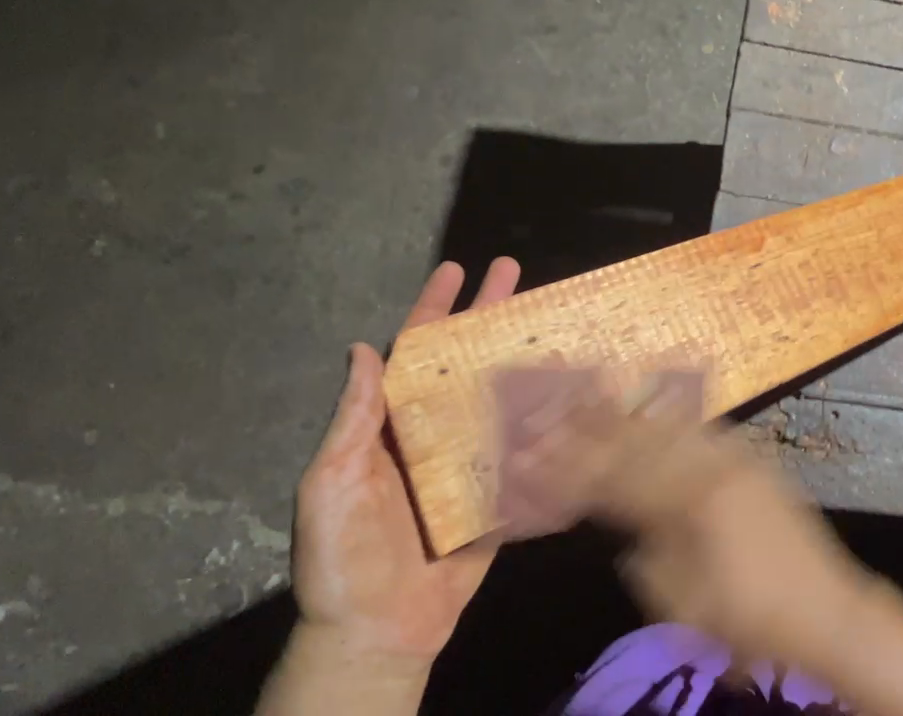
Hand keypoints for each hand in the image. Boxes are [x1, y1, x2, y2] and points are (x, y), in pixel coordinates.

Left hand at [288, 258, 521, 666]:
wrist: (379, 631)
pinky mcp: (498, 490)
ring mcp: (468, 459)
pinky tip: (572, 389)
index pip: (414, 354)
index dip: (433, 310)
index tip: (455, 270)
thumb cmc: (343, 557)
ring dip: (524, 355)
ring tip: (552, 318)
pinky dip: (547, 417)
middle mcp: (433, 431)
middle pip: (465, 361)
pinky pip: (524, 446)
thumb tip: (363, 348)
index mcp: (391, 424)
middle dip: (488, 315)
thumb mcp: (330, 484)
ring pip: (501, 394)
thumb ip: (354, 420)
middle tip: (512, 272)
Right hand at [512, 394, 872, 668]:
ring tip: (595, 393)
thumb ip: (649, 563)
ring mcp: (740, 459)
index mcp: (693, 504)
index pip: (617, 479)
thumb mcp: (686, 606)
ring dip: (631, 413)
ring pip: (673, 427)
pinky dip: (675, 419)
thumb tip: (629, 540)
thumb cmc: (754, 619)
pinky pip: (707, 430)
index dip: (572, 469)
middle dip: (593, 427)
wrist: (829, 610)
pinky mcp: (757, 462)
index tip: (534, 456)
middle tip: (553, 408)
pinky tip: (658, 410)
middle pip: (641, 442)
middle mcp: (716, 468)